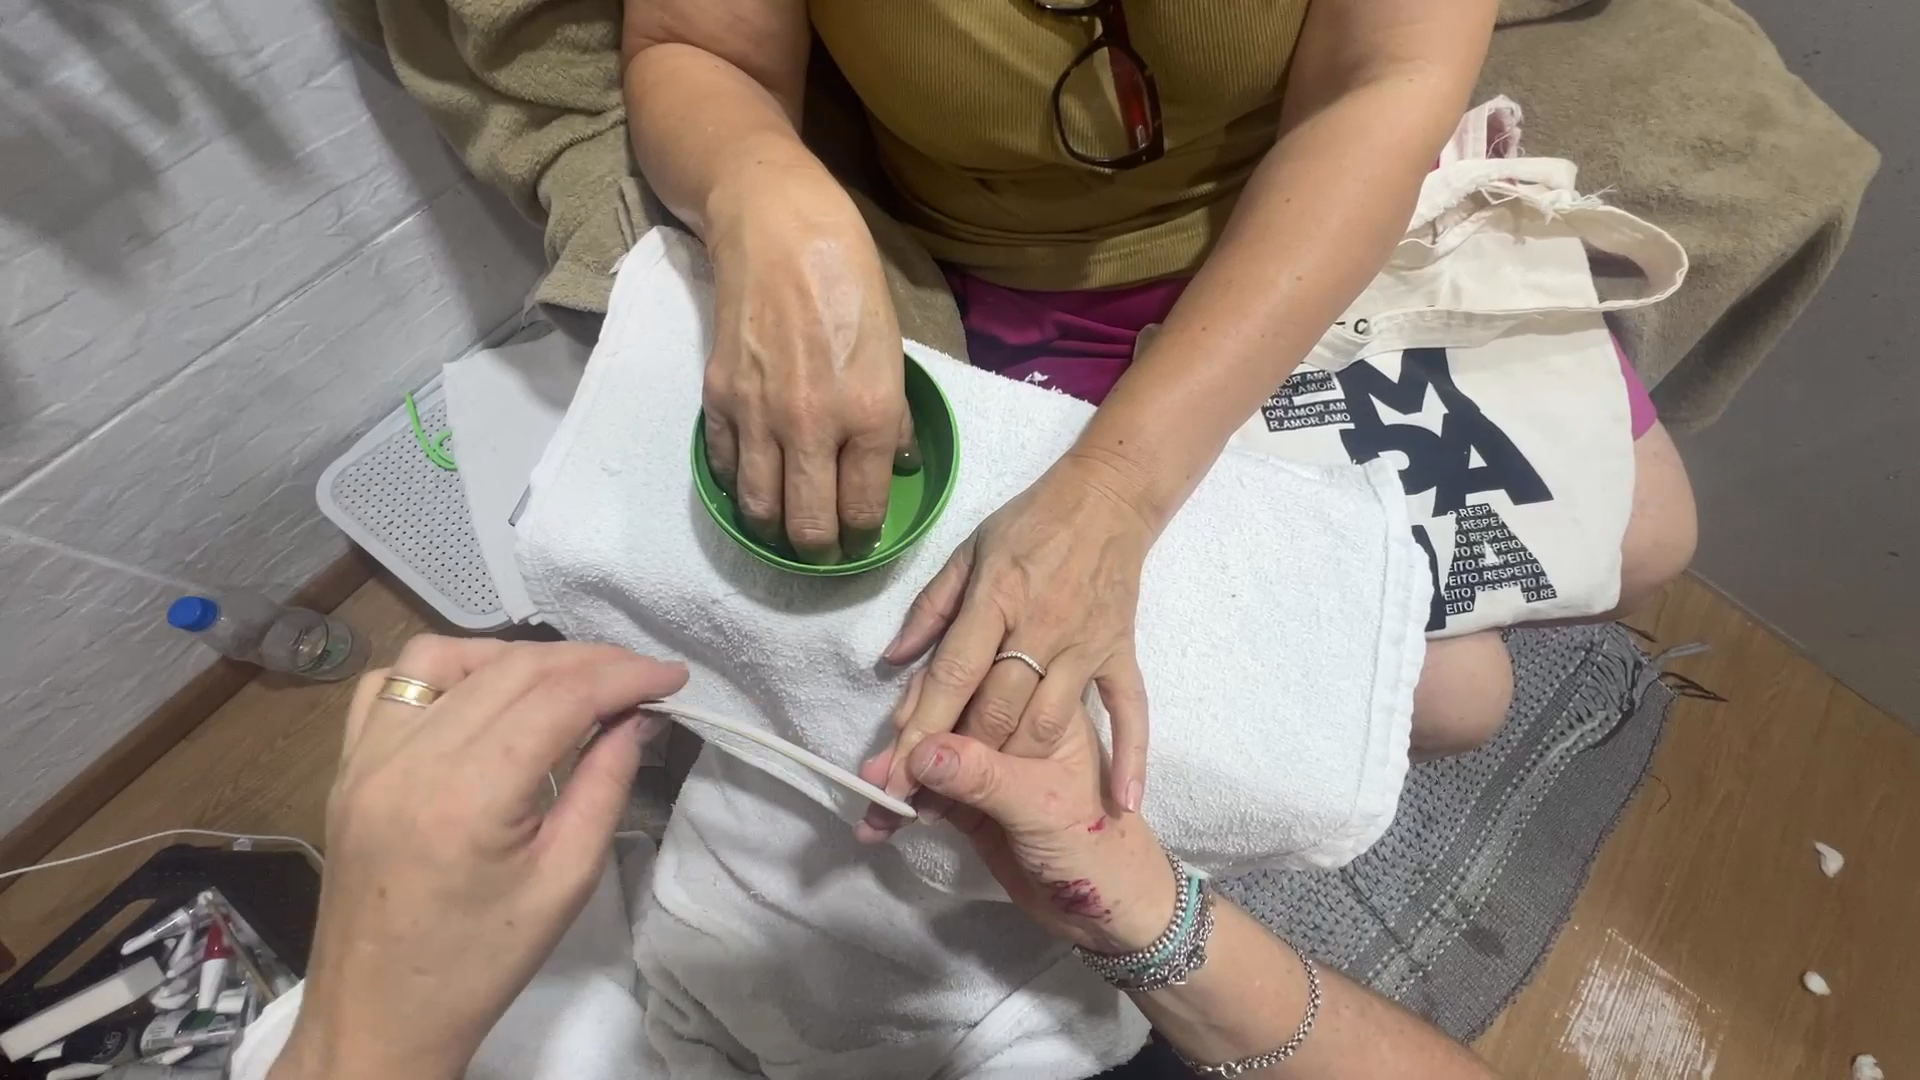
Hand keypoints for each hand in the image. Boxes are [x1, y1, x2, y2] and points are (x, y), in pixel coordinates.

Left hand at [271, 637, 686, 1079]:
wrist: (377, 1020)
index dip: (627, 676)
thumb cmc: (485, 959)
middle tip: (643, 676)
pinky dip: (452, 668)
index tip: (674, 676)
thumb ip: (608, 781)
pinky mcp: (349, 766)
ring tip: (572, 681)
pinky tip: (488, 690)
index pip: (562, 699)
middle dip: (594, 661)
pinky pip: (394, 682)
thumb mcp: (570, 876)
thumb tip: (640, 714)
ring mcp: (367, 759)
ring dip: (526, 656)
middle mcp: (408, 762)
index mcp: (467, 799)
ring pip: (454, 658)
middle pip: (517, 668)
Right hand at [702, 184, 912, 562]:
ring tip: (787, 532)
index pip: (863, 509)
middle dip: (821, 551)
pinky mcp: (719, 399)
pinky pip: (726, 470)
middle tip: (826, 550)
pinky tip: (753, 489)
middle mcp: (814, 427)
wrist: (779, 232)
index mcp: (869, 415)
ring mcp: (760, 416)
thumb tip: (901, 465)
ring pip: (761, 510)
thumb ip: (896, 419)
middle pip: (810, 526)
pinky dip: (740, 489)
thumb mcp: (893, 353)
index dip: (863, 538)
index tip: (861, 542)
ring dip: (775, 533)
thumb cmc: (851, 286)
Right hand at [859, 673, 1176, 953]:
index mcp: (1042, 704)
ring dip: (897, 774)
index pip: (980, 682)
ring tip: (872, 803)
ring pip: (930, 747)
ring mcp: (987, 756)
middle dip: (907, 742)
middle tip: (877, 777)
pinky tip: (877, 824)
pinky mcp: (968, 792)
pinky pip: (925, 788)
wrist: (1108, 910)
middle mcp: (1010, 720)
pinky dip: (900, 803)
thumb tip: (922, 751)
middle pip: (946, 709)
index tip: (904, 740)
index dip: (936, 704)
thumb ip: (985, 777)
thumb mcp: (1041, 807)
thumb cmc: (1095, 847)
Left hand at [875, 452, 1157, 832]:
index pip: (953, 674)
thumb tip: (891, 660)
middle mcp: (1040, 626)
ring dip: (1011, 765)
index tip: (893, 776)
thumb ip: (930, 608)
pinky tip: (1122, 802)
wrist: (1108, 499)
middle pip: (994, 709)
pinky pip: (1130, 709)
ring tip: (978, 801)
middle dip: (954, 761)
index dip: (921, 728)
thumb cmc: (1031, 522)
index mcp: (996, 596)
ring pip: (1046, 722)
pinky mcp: (1121, 651)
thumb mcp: (969, 551)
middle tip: (923, 800)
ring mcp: (1086, 643)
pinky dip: (1131, 755)